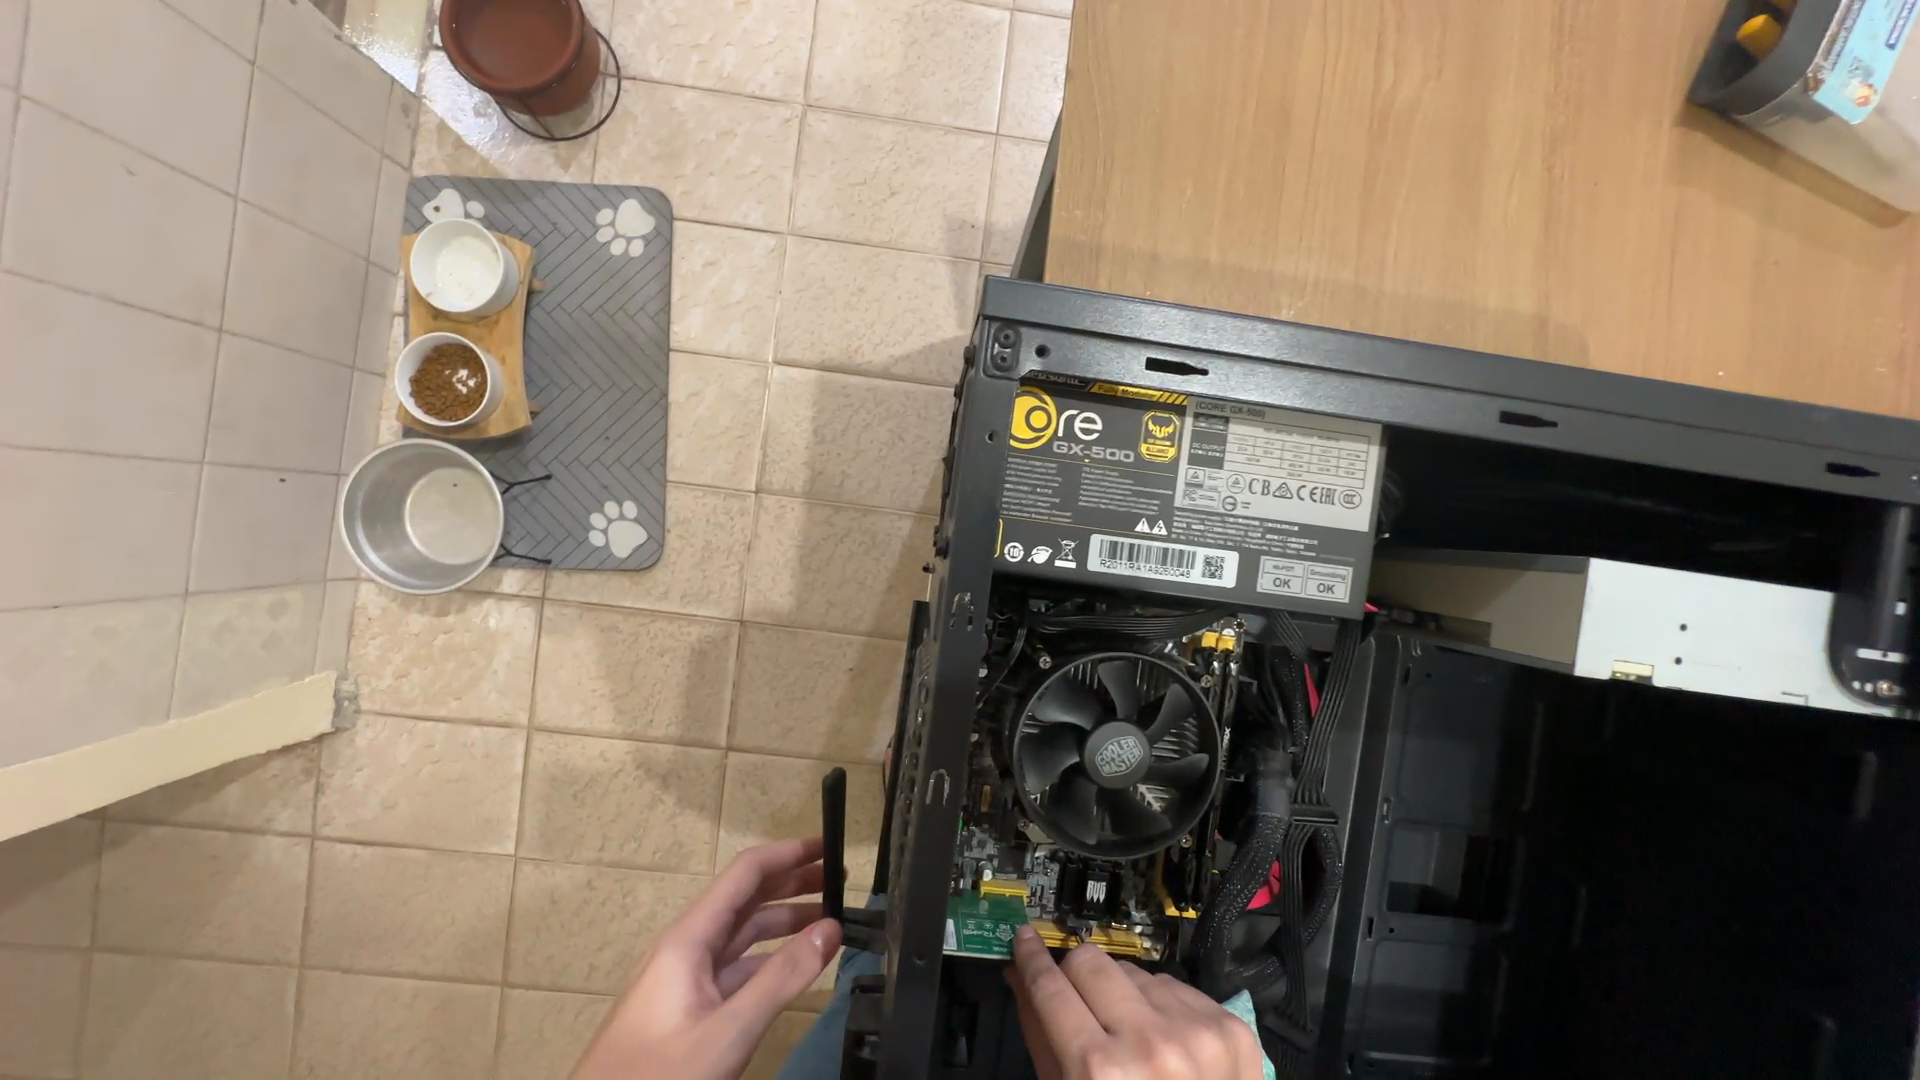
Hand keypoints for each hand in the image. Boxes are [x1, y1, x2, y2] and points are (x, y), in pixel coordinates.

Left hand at [572, 837, 843, 1079]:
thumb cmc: (659, 1076)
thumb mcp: (727, 1031)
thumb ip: (781, 979)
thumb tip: (832, 928)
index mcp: (689, 937)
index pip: (745, 873)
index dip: (788, 853)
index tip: (830, 847)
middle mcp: (687, 947)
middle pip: (746, 899)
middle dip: (793, 883)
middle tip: (841, 882)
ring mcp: (687, 980)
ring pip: (744, 935)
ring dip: (786, 923)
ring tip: (831, 921)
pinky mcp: (690, 1010)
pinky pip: (738, 970)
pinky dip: (771, 960)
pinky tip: (798, 968)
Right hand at [1005, 925, 1264, 1079]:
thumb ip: (1043, 1037)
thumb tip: (1020, 974)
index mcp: (1100, 1071)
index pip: (1051, 988)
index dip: (1032, 957)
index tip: (1023, 937)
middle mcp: (1148, 1043)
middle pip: (1090, 962)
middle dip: (1077, 974)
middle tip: (1079, 995)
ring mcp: (1194, 1031)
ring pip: (1134, 971)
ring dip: (1125, 995)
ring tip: (1134, 1035)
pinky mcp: (1229, 1026)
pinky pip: (1174, 986)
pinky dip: (1163, 1007)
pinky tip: (1169, 1041)